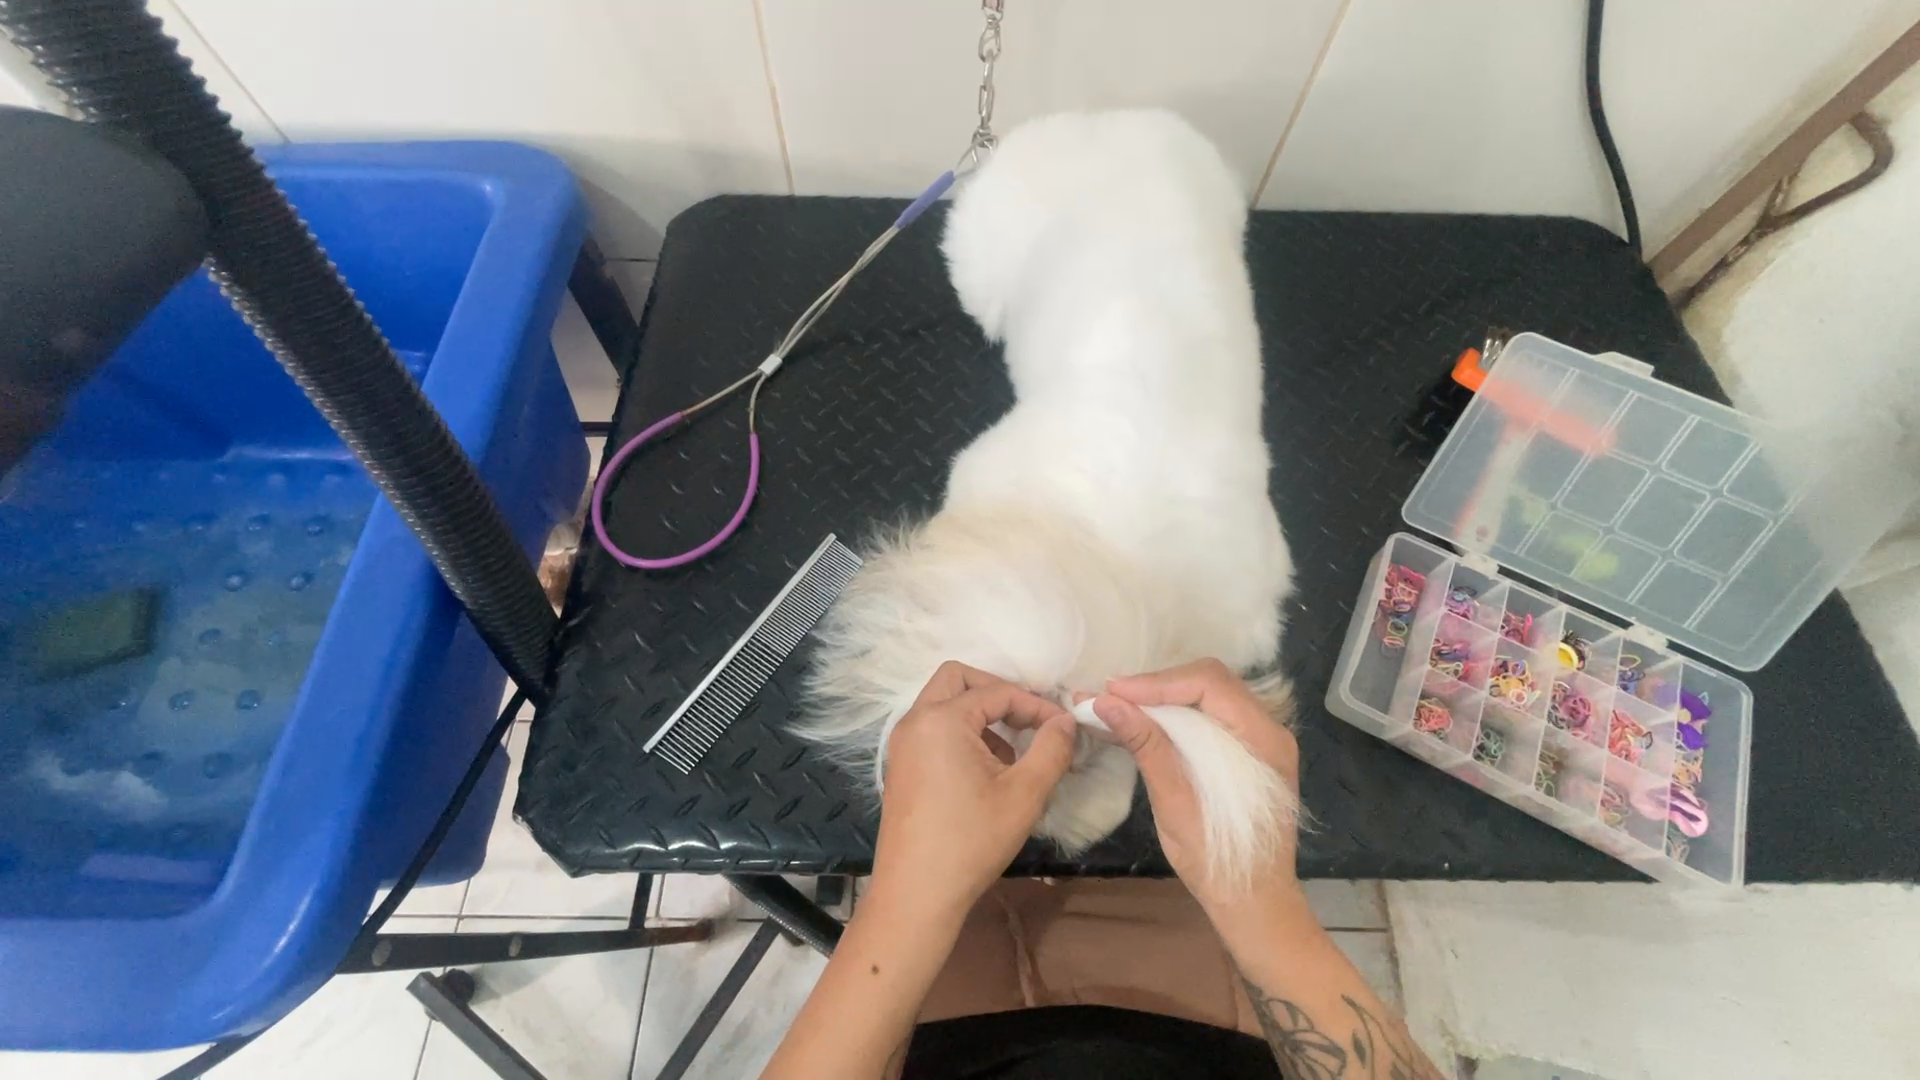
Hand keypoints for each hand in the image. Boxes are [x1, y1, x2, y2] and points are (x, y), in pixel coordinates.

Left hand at [870, 662, 1077, 925]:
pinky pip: (934, 729)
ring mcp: (903, 744)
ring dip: (980, 714)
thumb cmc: (971, 841)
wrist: (916, 895)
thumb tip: (1065, 722)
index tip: (1063, 726)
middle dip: (998, 692)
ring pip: (944, 703)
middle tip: (1028, 720)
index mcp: (941, 720)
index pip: (996, 692)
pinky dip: (962, 734)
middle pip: (958, 679)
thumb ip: (1051, 749)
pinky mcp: (901, 766)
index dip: (1035, 705)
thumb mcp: (1024, 794)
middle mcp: (915, 721)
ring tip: (1012, 754)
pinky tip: (987, 773)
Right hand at [1090, 659, 1301, 917]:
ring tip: (1115, 704)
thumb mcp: (1176, 805)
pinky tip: (1138, 721)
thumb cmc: (1219, 863)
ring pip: (1203, 695)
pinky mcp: (1243, 751)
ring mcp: (1257, 739)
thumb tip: (1106, 702)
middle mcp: (1267, 730)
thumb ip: (1147, 746)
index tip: (1112, 691)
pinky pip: (1204, 716)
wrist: (1254, 905)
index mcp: (1263, 740)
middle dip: (1155, 685)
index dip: (1157, 682)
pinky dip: (1169, 715)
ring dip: (1158, 697)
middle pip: (1207, 682)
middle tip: (1108, 696)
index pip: (1209, 684)